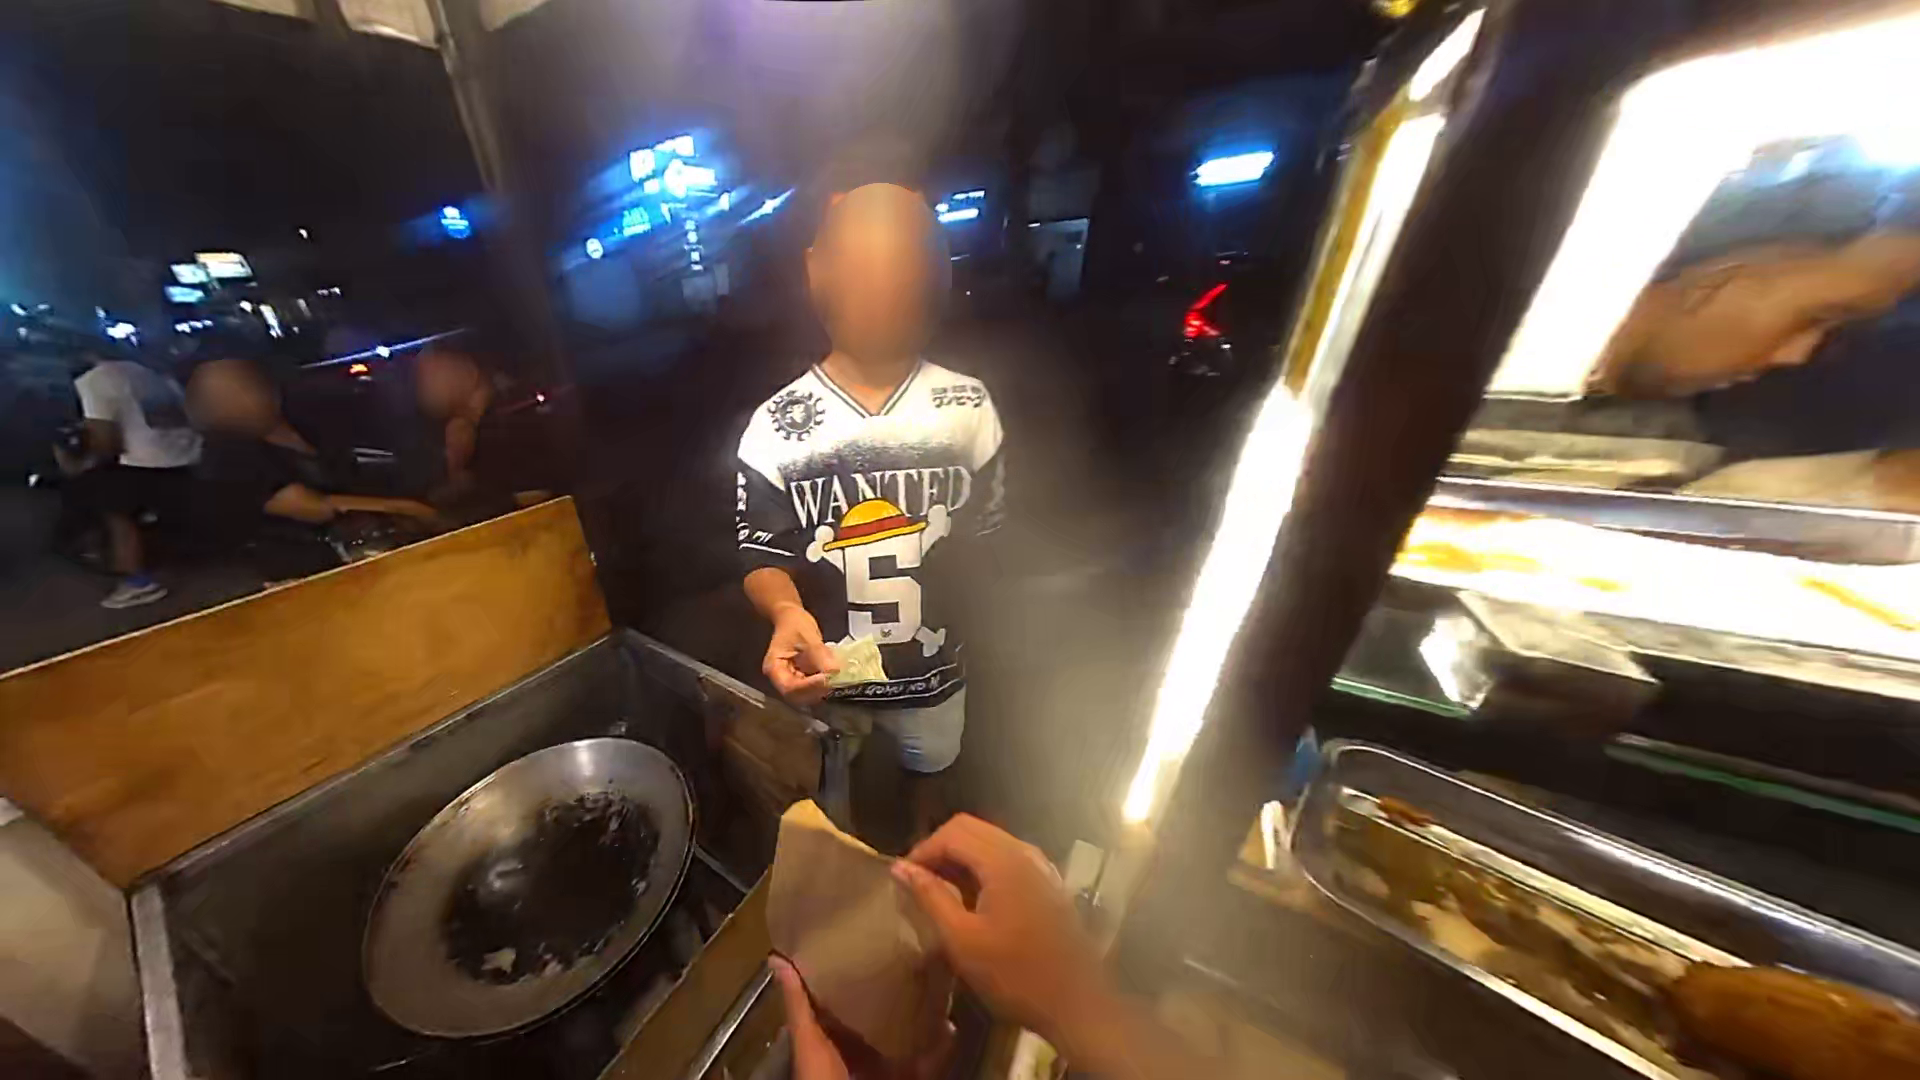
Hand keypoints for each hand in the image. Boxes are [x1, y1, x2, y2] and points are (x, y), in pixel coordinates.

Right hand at [764, 604, 837, 704]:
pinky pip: (814, 688)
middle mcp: (781, 679)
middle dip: (817, 691)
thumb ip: (820, 654)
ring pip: (807, 695)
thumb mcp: (808, 636)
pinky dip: (825, 685)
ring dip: (823, 690)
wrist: (792, 618)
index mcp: (774, 668)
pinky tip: (836, 677)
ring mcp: (793, 680)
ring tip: (838, 679)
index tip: (827, 678)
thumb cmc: (795, 624)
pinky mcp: (803, 679)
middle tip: (836, 681)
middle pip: (798, 696)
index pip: (790, 687)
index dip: (809, 687)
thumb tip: (835, 672)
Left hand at [771, 956, 948, 1079]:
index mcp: (836, 1038)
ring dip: (924, 1014)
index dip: (855, 966)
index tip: (872, 931)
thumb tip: (776, 958)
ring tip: (940, 982)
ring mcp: (886, 1066)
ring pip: (908, 1035)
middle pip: (882, 1012)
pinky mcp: (907, 1077)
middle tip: (916, 950)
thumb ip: (799, 1006)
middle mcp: (862, 1050)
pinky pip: (928, 1063)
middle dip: (898, 986)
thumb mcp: (809, 1044)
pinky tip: (952, 1027)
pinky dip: (940, 1048)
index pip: (846, 995)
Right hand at [890, 814, 1108, 1046]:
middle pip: (970, 827)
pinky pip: (1005, 854)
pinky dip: (981, 863)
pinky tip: (971, 895)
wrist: (1078, 1003)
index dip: (923, 849)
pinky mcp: (1045, 877)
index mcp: (1003, 859)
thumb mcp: (963, 941)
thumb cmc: (1016, 975)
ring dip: (960, 854)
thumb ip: (931, 897)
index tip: (904, 877)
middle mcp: (1022, 849)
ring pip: (988, 838)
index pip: (953, 832)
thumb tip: (901, 868)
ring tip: (939, 887)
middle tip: (919, 879)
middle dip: (940, 847)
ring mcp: (1037, 862)